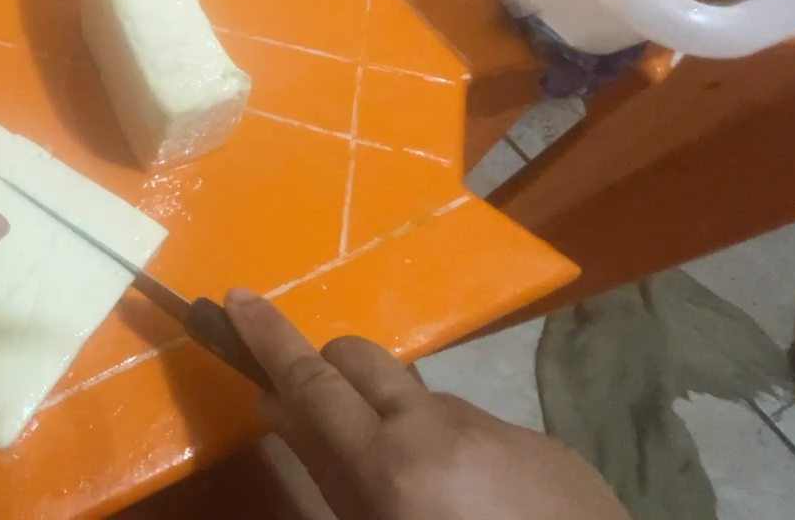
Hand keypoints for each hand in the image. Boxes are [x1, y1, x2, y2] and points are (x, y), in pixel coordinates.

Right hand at [225, 290, 627, 519]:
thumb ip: (324, 471)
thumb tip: (275, 405)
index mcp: (393, 465)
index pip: (311, 379)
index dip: (269, 336)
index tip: (238, 297)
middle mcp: (444, 430)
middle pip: (360, 357)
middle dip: (333, 370)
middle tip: (337, 418)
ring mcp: (506, 434)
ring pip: (423, 399)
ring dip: (408, 426)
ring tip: (443, 498)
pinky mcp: (556, 449)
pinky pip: (486, 431)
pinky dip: (469, 455)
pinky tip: (498, 513)